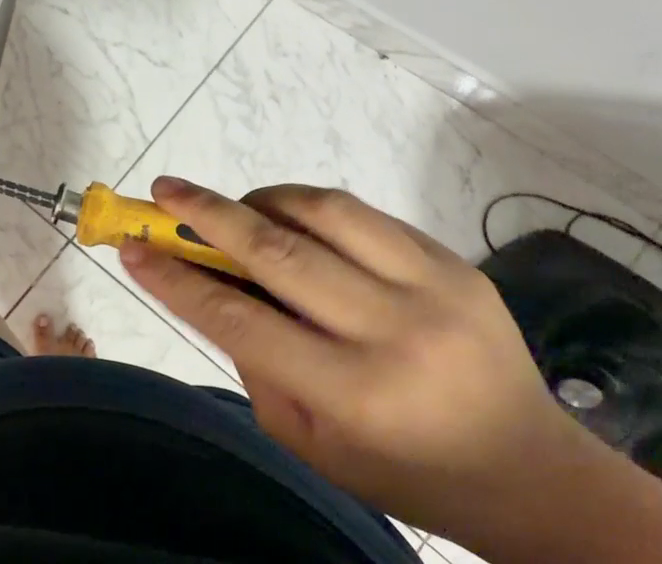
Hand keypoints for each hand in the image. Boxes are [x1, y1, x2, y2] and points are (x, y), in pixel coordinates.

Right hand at [119, 177, 597, 534]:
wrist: (530, 472)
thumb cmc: (397, 467)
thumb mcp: (304, 436)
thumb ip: (253, 358)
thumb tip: (209, 281)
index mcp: (352, 392)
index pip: (238, 318)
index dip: (175, 278)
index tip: (131, 247)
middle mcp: (394, 332)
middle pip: (277, 251)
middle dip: (206, 213)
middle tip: (163, 190)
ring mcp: (434, 289)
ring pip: (324, 211)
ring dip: (261, 199)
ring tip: (233, 209)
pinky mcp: (455, 264)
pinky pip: (363, 214)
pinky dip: (309, 208)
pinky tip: (290, 223)